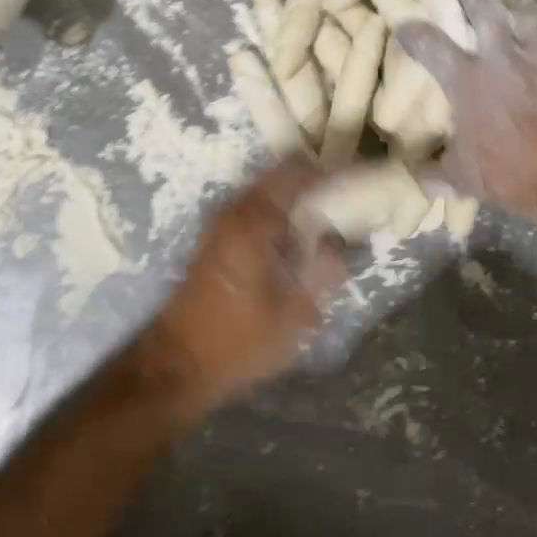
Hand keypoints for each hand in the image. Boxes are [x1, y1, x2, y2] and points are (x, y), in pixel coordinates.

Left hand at [138, 156, 346, 412]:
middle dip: (315, 183)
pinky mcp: (215, 240)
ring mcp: (220, 224)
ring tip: (327, 228)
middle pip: (281, 175)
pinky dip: (279, 217)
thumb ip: (324, 271)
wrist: (177, 364)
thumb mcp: (294, 314)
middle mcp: (234, 211)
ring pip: (267, 193)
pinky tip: (297, 248)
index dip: (332, 172)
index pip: (297, 172)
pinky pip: (255, 211)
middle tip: (347, 204)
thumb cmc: (237, 342)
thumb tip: (341, 240)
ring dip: (296, 201)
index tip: (359, 182)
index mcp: (254, 221)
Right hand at [397, 0, 536, 249]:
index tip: (404, 25)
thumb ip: (434, 171)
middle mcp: (502, 58)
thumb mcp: (462, 178)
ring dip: (521, 7)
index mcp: (467, 80)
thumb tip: (413, 176)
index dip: (412, 32)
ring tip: (518, 1)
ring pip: (531, 15)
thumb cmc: (509, 176)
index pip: (429, 44)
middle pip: (486, 7)